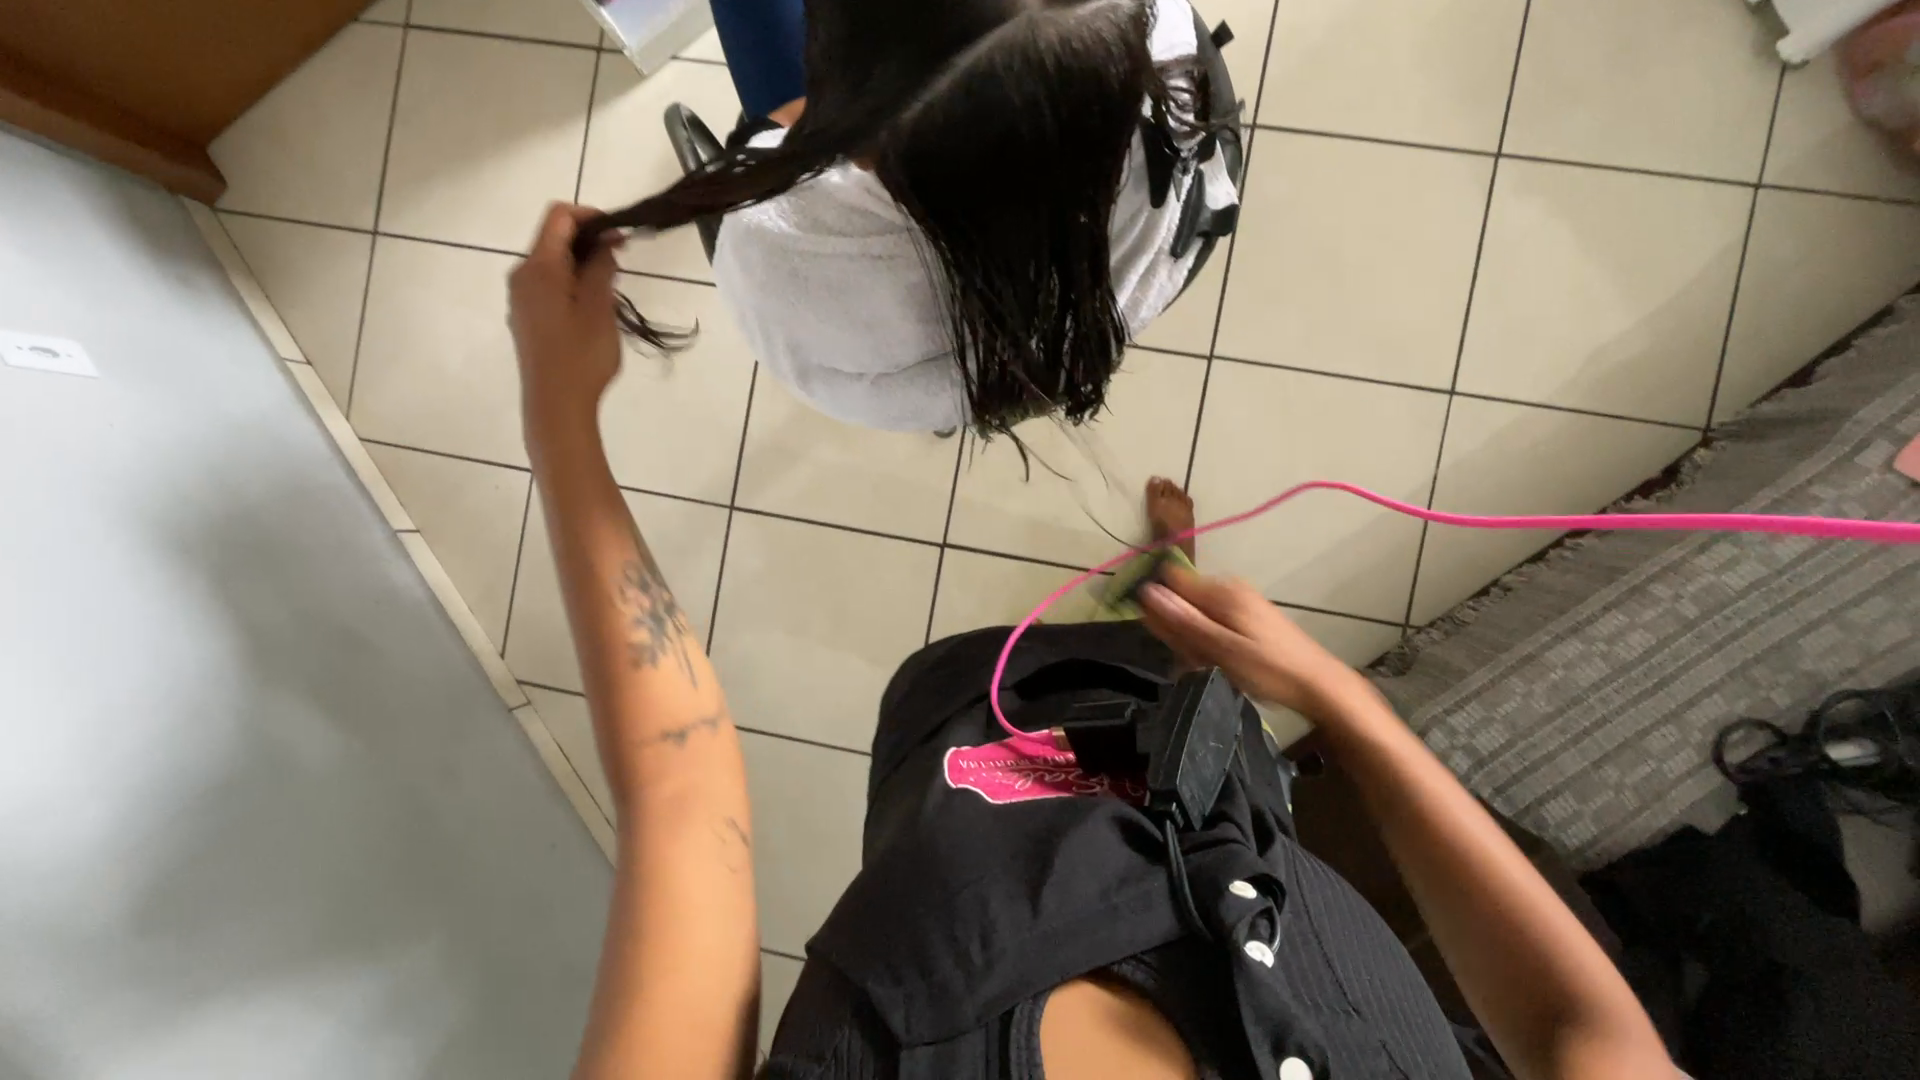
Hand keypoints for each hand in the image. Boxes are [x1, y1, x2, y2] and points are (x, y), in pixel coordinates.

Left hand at [509, 202, 621, 442]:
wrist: (555, 406)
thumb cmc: (581, 357)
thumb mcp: (599, 309)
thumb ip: (601, 268)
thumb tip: (604, 242)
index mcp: (538, 267)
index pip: (559, 217)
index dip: (591, 216)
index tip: (621, 234)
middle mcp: (521, 275)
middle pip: (553, 239)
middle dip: (589, 242)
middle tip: (623, 263)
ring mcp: (520, 298)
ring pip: (552, 265)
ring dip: (582, 265)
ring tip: (612, 288)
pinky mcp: (525, 318)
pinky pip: (548, 287)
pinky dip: (572, 284)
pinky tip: (592, 309)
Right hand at [1137, 565, 1360, 716]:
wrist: (1318, 685)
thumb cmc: (1270, 669)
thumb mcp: (1222, 649)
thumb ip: (1184, 620)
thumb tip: (1146, 591)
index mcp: (1221, 591)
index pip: (1169, 580)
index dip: (1158, 605)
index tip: (1167, 635)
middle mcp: (1227, 588)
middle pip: (1180, 600)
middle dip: (1176, 629)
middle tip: (1193, 658)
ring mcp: (1237, 602)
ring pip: (1193, 615)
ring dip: (1190, 640)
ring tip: (1208, 663)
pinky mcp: (1243, 617)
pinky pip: (1209, 623)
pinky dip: (1206, 643)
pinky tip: (1217, 662)